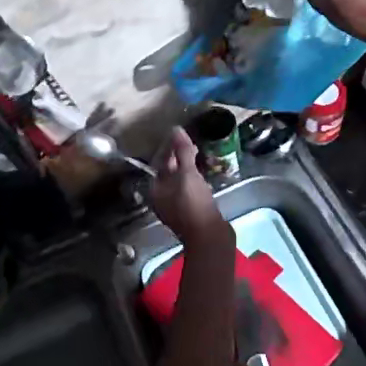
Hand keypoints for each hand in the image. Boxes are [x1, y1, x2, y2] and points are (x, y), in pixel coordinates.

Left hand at [149, 128, 230, 248]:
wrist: (209, 236)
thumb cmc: (194, 204)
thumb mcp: (187, 174)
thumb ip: (182, 152)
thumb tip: (176, 129)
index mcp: (156, 189)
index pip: (160, 161)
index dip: (171, 147)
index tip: (184, 135)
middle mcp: (162, 198)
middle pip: (170, 172)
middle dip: (181, 157)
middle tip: (195, 144)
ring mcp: (176, 207)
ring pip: (181, 181)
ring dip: (190, 168)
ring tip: (202, 156)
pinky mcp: (191, 212)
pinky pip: (191, 190)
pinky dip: (197, 180)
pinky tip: (206, 175)